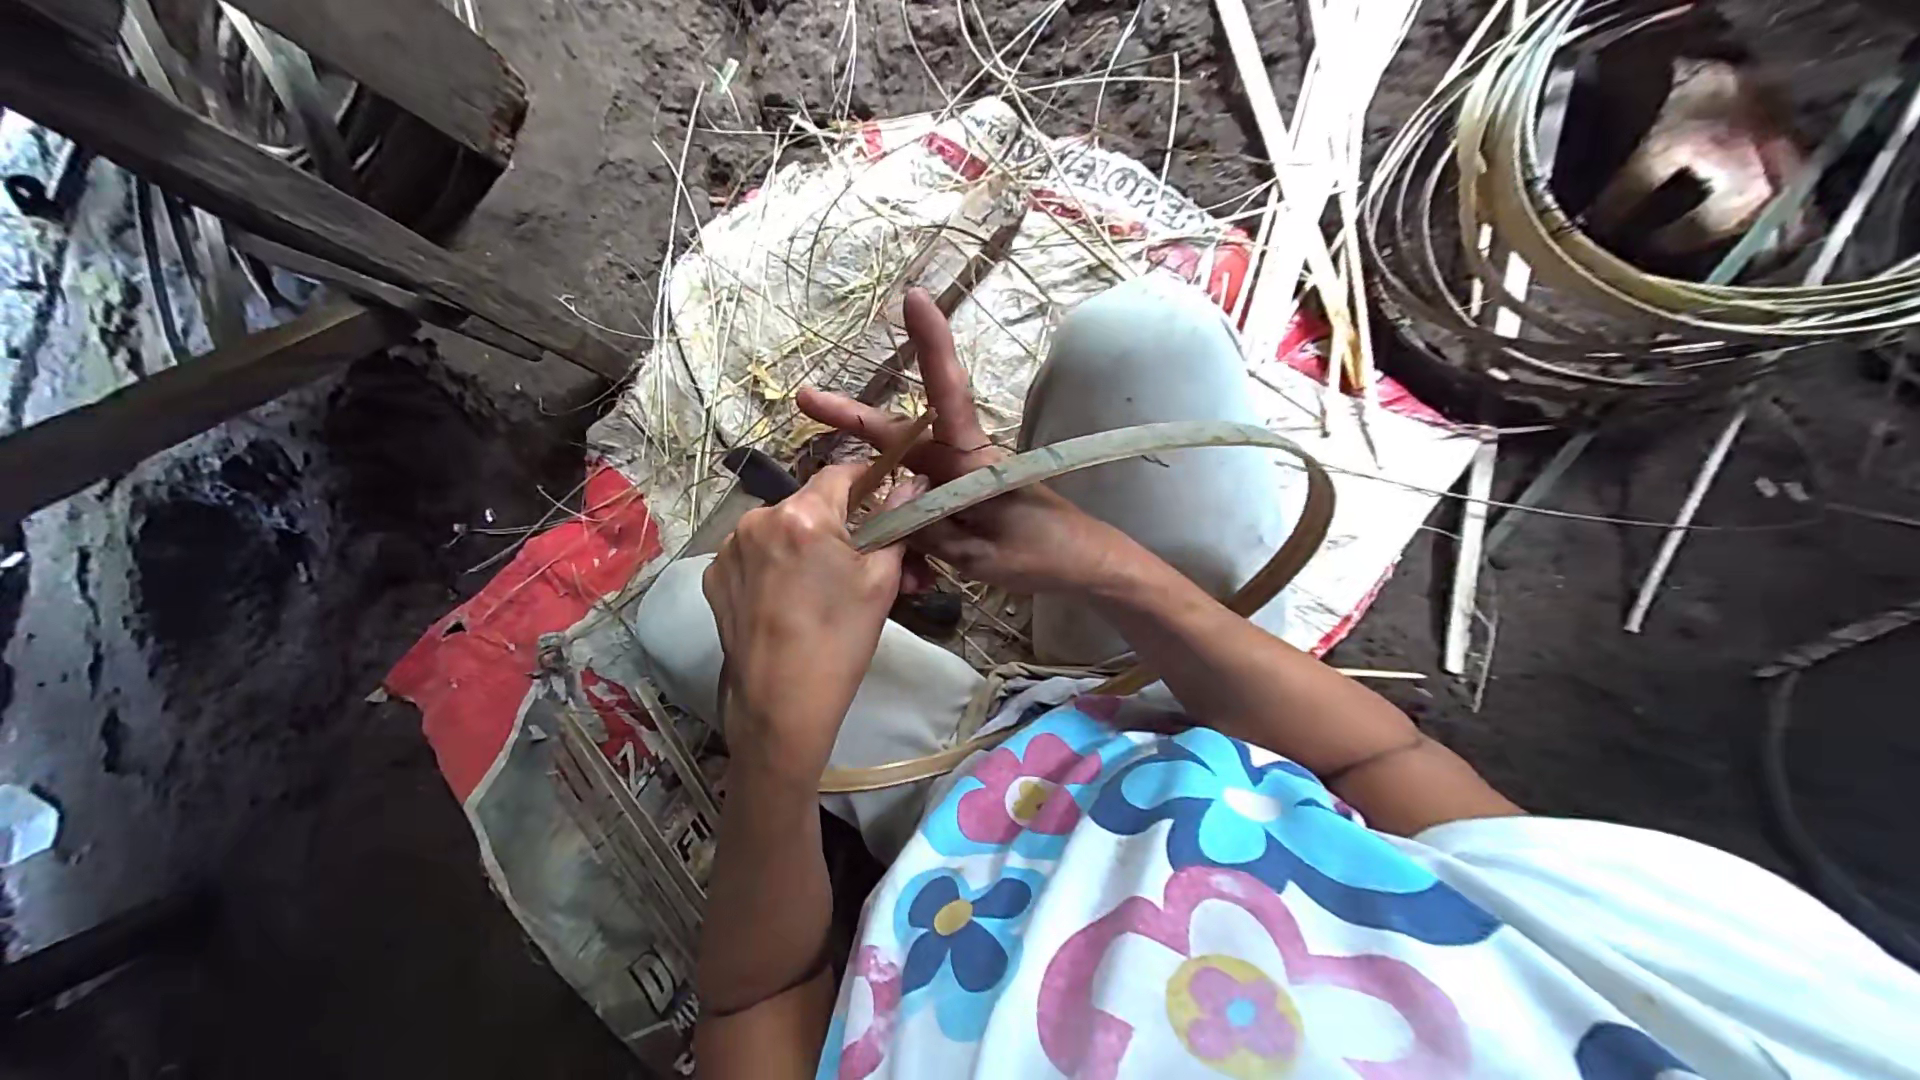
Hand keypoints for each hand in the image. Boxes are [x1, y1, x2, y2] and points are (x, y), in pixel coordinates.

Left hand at [702, 464, 905, 781]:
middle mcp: (757, 519)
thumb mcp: (881, 579)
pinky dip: (776, 564)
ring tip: (825, 584)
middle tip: (864, 559)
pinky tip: (790, 597)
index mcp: (802, 515)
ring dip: (806, 543)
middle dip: (840, 523)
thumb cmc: (841, 640)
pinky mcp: (714, 576)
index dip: (867, 480)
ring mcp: (729, 548)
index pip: (840, 473)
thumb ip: (897, 522)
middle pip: (810, 504)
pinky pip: (755, 554)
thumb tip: (914, 484)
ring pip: (781, 529)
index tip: (882, 497)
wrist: (781, 703)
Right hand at [797, 288, 1138, 595]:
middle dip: (855, 417)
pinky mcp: (961, 503)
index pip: (947, 392)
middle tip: (808, 399)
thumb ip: (930, 529)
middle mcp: (961, 461)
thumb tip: (886, 511)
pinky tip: (912, 571)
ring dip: (884, 506)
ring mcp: (959, 482)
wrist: (1084, 567)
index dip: (932, 344)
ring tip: (878, 545)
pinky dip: (909, 535)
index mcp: (971, 459)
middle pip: (901, 434)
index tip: (915, 298)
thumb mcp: (979, 551)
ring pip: (905, 480)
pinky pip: (921, 509)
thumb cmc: (1042, 553)